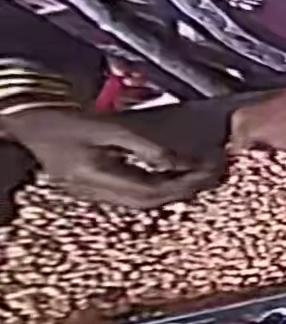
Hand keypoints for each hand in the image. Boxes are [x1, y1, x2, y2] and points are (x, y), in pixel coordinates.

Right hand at [4, 107, 221, 208]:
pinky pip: (135, 195)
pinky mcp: (96, 188)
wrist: (33, 122)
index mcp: (90, 176)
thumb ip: (152, 149)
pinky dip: (163, 188)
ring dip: (177, 190)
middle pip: (149, 200)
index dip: (186, 183)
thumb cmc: (73, 123)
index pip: (149, 191)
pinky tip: (181, 176)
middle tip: (214, 174)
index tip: (212, 169)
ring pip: (145, 201)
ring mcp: (91, 192)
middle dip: (186, 189)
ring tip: (204, 175)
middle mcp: (89, 190)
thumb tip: (188, 165)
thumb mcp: (114, 131)